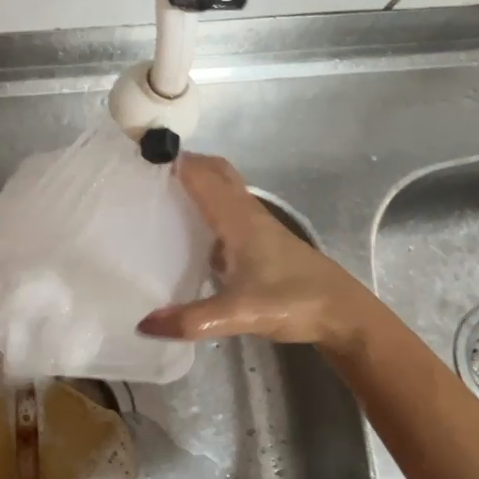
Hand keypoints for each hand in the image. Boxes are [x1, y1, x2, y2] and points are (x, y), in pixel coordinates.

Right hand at [138, 155, 375, 352]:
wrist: (343, 314)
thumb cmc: (294, 302)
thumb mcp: (239, 314)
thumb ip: (191, 320)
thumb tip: (143, 324)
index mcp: (239, 218)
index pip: (201, 174)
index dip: (171, 159)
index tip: (134, 154)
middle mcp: (247, 214)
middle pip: (215, 172)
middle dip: (183, 164)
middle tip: (144, 172)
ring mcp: (257, 228)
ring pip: (223, 191)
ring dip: (195, 184)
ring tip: (158, 196)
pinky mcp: (262, 244)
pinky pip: (227, 213)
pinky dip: (206, 209)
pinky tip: (188, 234)